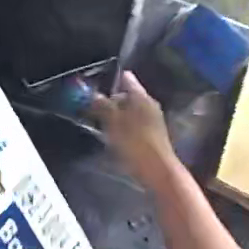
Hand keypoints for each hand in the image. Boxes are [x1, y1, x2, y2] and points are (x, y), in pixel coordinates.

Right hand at [92, 71, 180, 187]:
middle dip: (110, 98)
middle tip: (91, 104)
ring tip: (97, 120)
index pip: (126, 79)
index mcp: (141, 97)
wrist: (157, 170)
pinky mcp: (151, 134)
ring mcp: (152, 120)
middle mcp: (149, 105)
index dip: (110, 78)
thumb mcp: (112, 122)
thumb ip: (102, 106)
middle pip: (126, 95)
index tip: (94, 82)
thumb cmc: (134, 142)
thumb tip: (93, 95)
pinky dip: (121, 124)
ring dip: (114, 113)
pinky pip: (132, 122)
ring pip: (129, 109)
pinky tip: (110, 133)